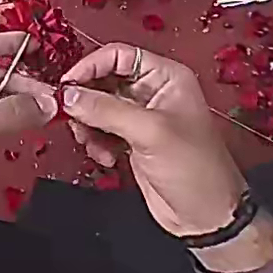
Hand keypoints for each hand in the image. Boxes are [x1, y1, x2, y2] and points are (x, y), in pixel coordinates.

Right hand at [52, 45, 250, 240]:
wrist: (206, 216)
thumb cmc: (193, 167)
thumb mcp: (150, 132)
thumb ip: (106, 110)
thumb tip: (68, 94)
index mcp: (165, 76)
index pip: (119, 55)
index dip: (91, 65)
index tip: (66, 85)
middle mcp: (152, 90)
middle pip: (105, 79)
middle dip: (86, 98)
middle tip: (71, 117)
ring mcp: (141, 115)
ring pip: (98, 105)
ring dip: (88, 123)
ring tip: (91, 143)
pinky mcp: (131, 139)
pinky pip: (101, 128)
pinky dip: (95, 140)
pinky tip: (105, 156)